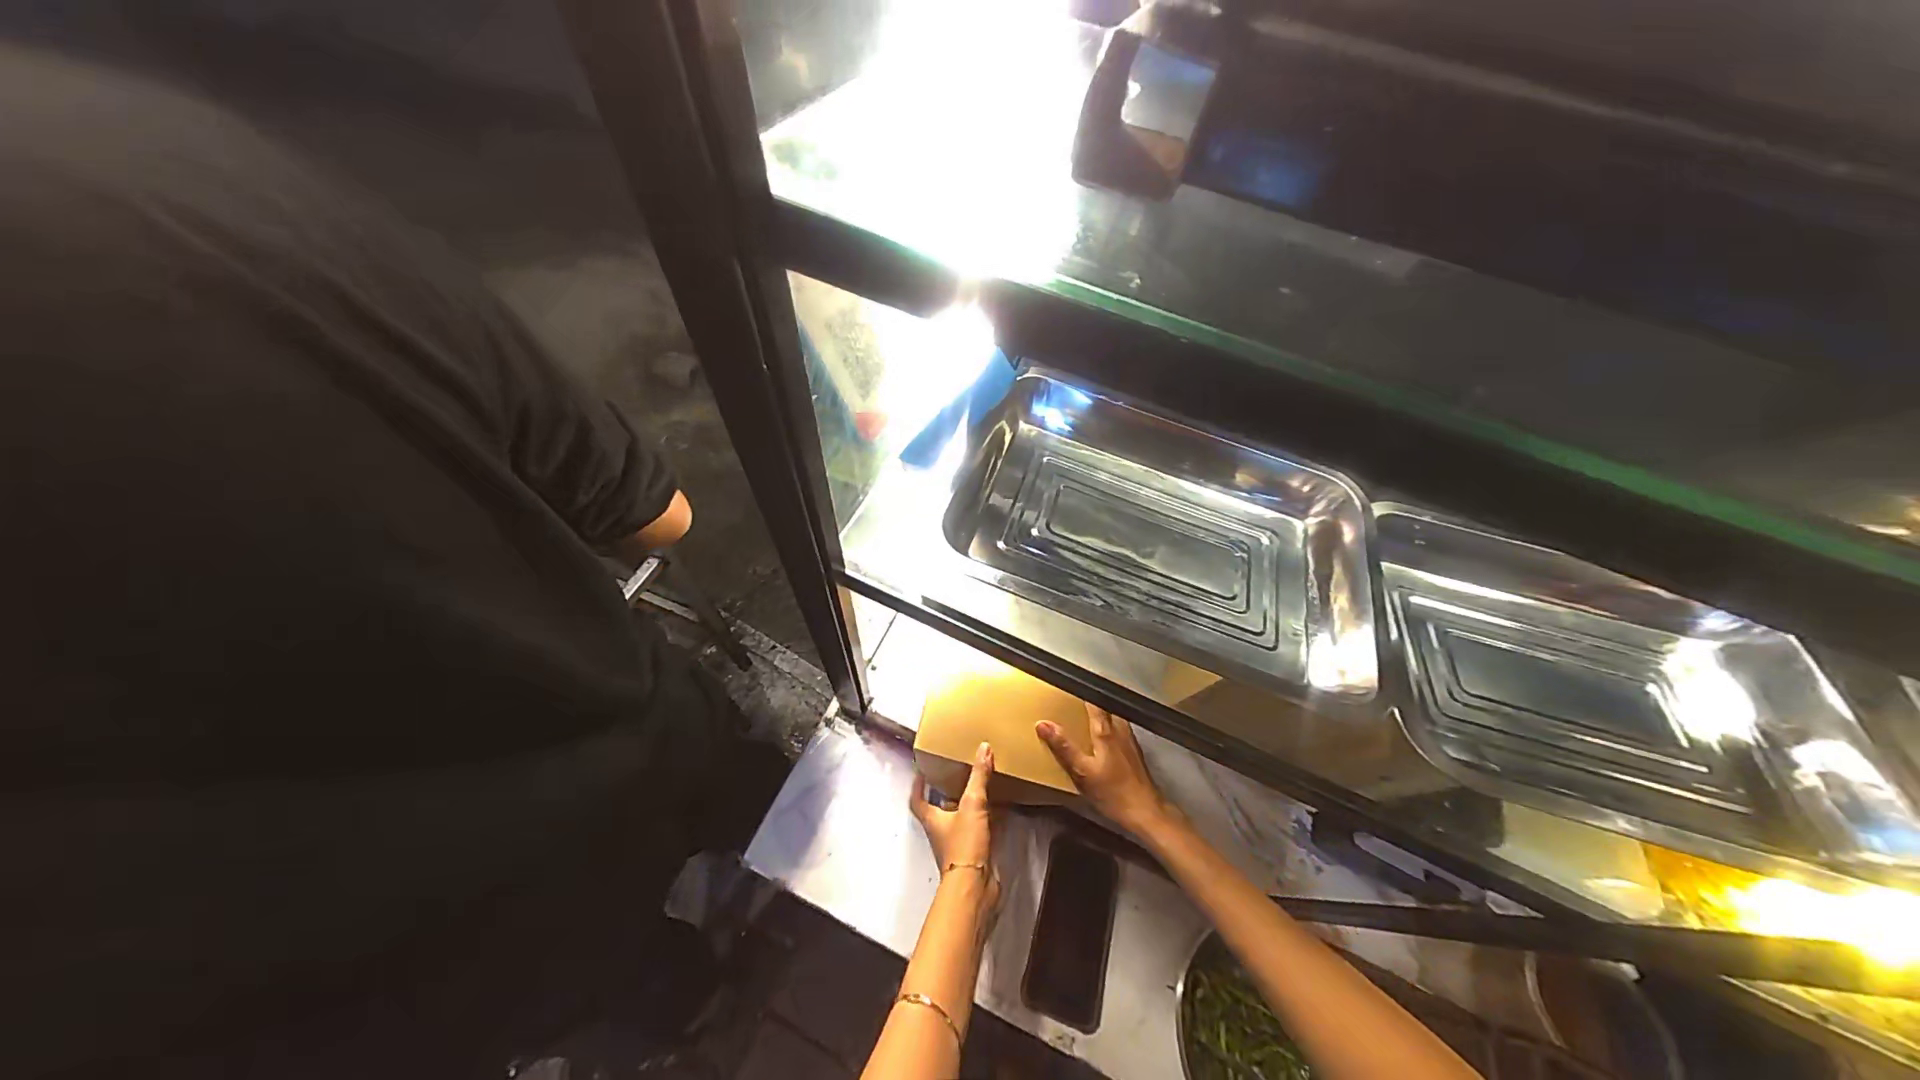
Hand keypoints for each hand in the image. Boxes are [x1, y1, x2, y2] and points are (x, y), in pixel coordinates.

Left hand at [910, 741, 999, 911]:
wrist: (975, 886)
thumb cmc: (964, 845)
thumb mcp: (972, 805)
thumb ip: (978, 777)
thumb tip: (983, 748)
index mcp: (932, 818)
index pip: (918, 799)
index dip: (918, 785)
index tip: (921, 771)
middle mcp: (941, 831)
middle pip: (940, 809)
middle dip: (947, 793)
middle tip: (957, 774)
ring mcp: (957, 845)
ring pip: (960, 820)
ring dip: (968, 806)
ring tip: (981, 788)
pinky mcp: (974, 854)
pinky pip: (979, 831)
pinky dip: (987, 820)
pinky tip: (1000, 811)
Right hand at [1037, 703, 1175, 837]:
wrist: (1145, 812)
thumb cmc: (1113, 792)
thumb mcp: (1082, 772)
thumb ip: (1063, 747)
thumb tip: (1043, 723)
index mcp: (1106, 731)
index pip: (1094, 702)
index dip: (1082, 692)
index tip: (1069, 686)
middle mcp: (1120, 730)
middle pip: (1106, 707)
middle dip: (1092, 700)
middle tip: (1076, 699)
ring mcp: (1130, 741)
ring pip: (1114, 717)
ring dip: (1102, 713)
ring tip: (1086, 715)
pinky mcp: (1134, 752)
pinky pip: (1119, 729)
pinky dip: (1109, 726)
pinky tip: (1102, 737)